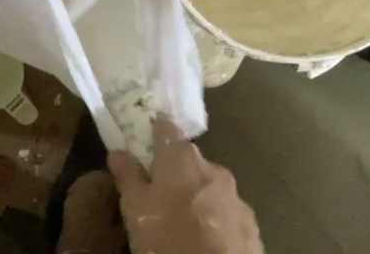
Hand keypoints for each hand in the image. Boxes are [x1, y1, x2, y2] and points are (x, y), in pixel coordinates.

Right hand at [109, 119, 261, 253]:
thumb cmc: (168, 237)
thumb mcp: (135, 208)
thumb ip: (127, 175)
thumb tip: (118, 151)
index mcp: (182, 157)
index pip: (165, 128)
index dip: (154, 131)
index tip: (144, 140)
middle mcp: (213, 169)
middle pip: (188, 161)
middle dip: (175, 173)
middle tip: (159, 195)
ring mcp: (237, 198)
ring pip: (210, 189)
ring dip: (197, 198)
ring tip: (183, 223)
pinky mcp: (252, 227)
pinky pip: (227, 215)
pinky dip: (216, 221)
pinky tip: (205, 241)